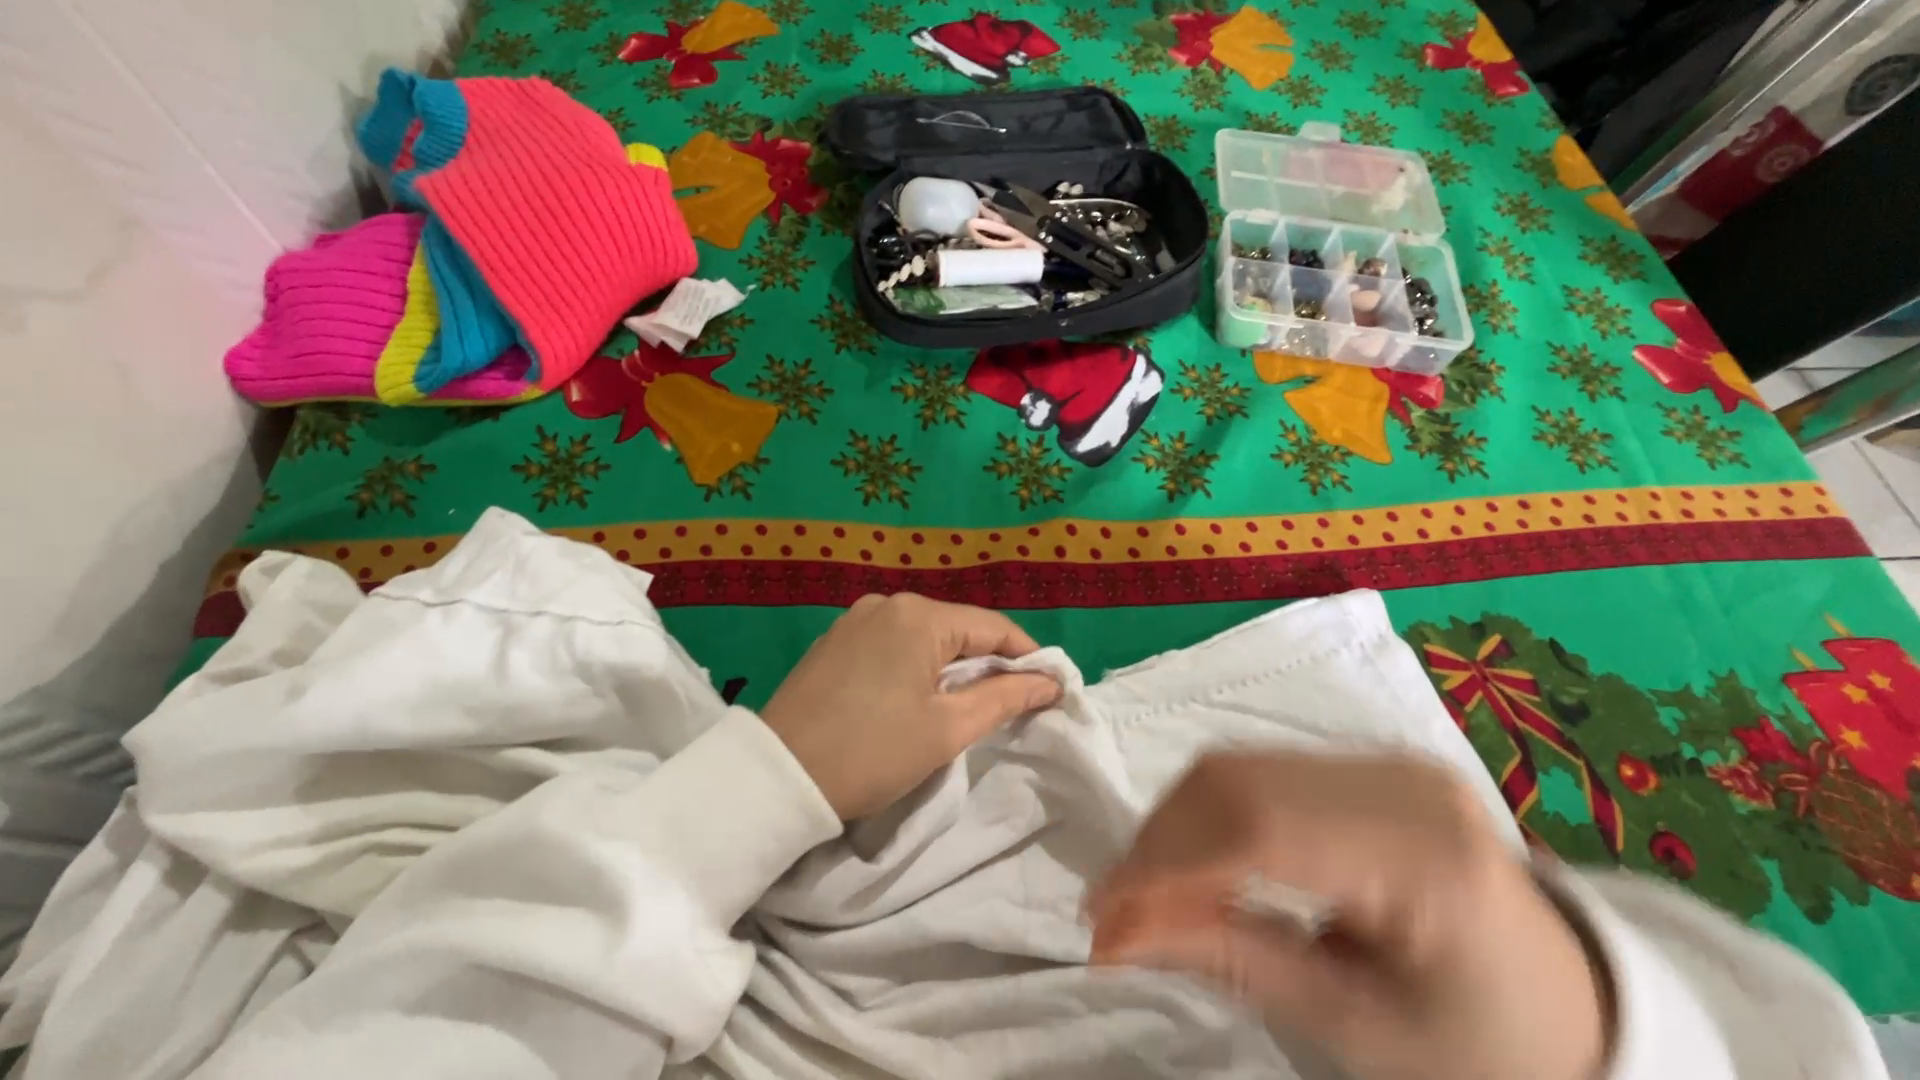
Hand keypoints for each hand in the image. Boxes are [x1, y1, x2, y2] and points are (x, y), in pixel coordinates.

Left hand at [758, 593, 1061, 820]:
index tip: (1051, 688)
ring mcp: (854, 621)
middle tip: (1013, 702)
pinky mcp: (834, 643)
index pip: (993, 626)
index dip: (1028, 656)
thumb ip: (1004, 698)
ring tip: (969, 705)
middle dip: (989, 663)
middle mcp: (886, 605)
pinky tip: (919, 698)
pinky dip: (916, 667)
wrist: (779, 776)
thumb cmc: (872, 752)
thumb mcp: (947, 730)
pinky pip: (892, 645)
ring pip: (924, 638)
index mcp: (918, 617)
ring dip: (952, 667)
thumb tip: (1049, 682)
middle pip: (957, 629)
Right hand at [1086, 752, 1609, 1079]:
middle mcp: (1404, 783)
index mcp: (1425, 858)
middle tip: (1113, 913)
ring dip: (1173, 825)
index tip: (1099, 917)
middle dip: (1157, 844)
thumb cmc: (1476, 1044)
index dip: (1165, 865)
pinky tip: (1194, 863)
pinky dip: (1207, 814)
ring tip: (1148, 892)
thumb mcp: (1354, 1025)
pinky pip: (1259, 771)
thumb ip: (1232, 959)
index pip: (1261, 832)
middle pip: (1238, 782)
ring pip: (1237, 766)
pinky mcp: (1370, 763)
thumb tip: (1118, 932)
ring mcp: (1387, 762)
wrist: (1571, 1004)